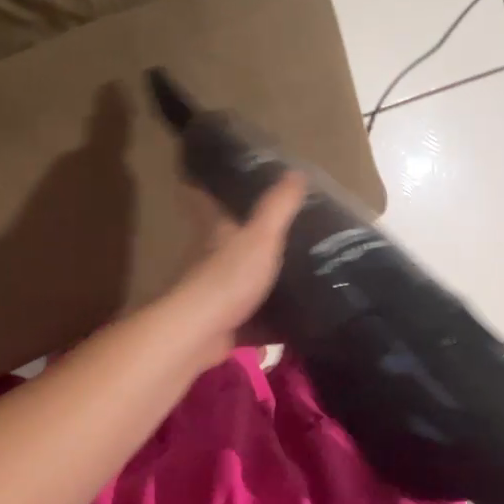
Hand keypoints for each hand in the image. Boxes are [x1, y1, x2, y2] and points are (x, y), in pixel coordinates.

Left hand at [158, 172, 305, 371]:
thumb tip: (296, 171)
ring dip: (264, 285)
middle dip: (249, 242)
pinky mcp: (225, 327)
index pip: (208, 203)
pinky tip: (295, 323)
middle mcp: (212, 261)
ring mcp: (217, 295)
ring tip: (302, 279)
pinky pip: (253, 322)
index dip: (208, 190)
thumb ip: (278, 207)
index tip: (218, 183)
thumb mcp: (261, 236)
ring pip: (243, 284)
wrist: (201, 332)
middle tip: (287, 238)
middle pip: (230, 246)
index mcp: (217, 233)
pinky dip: (271, 324)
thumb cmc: (228, 277)